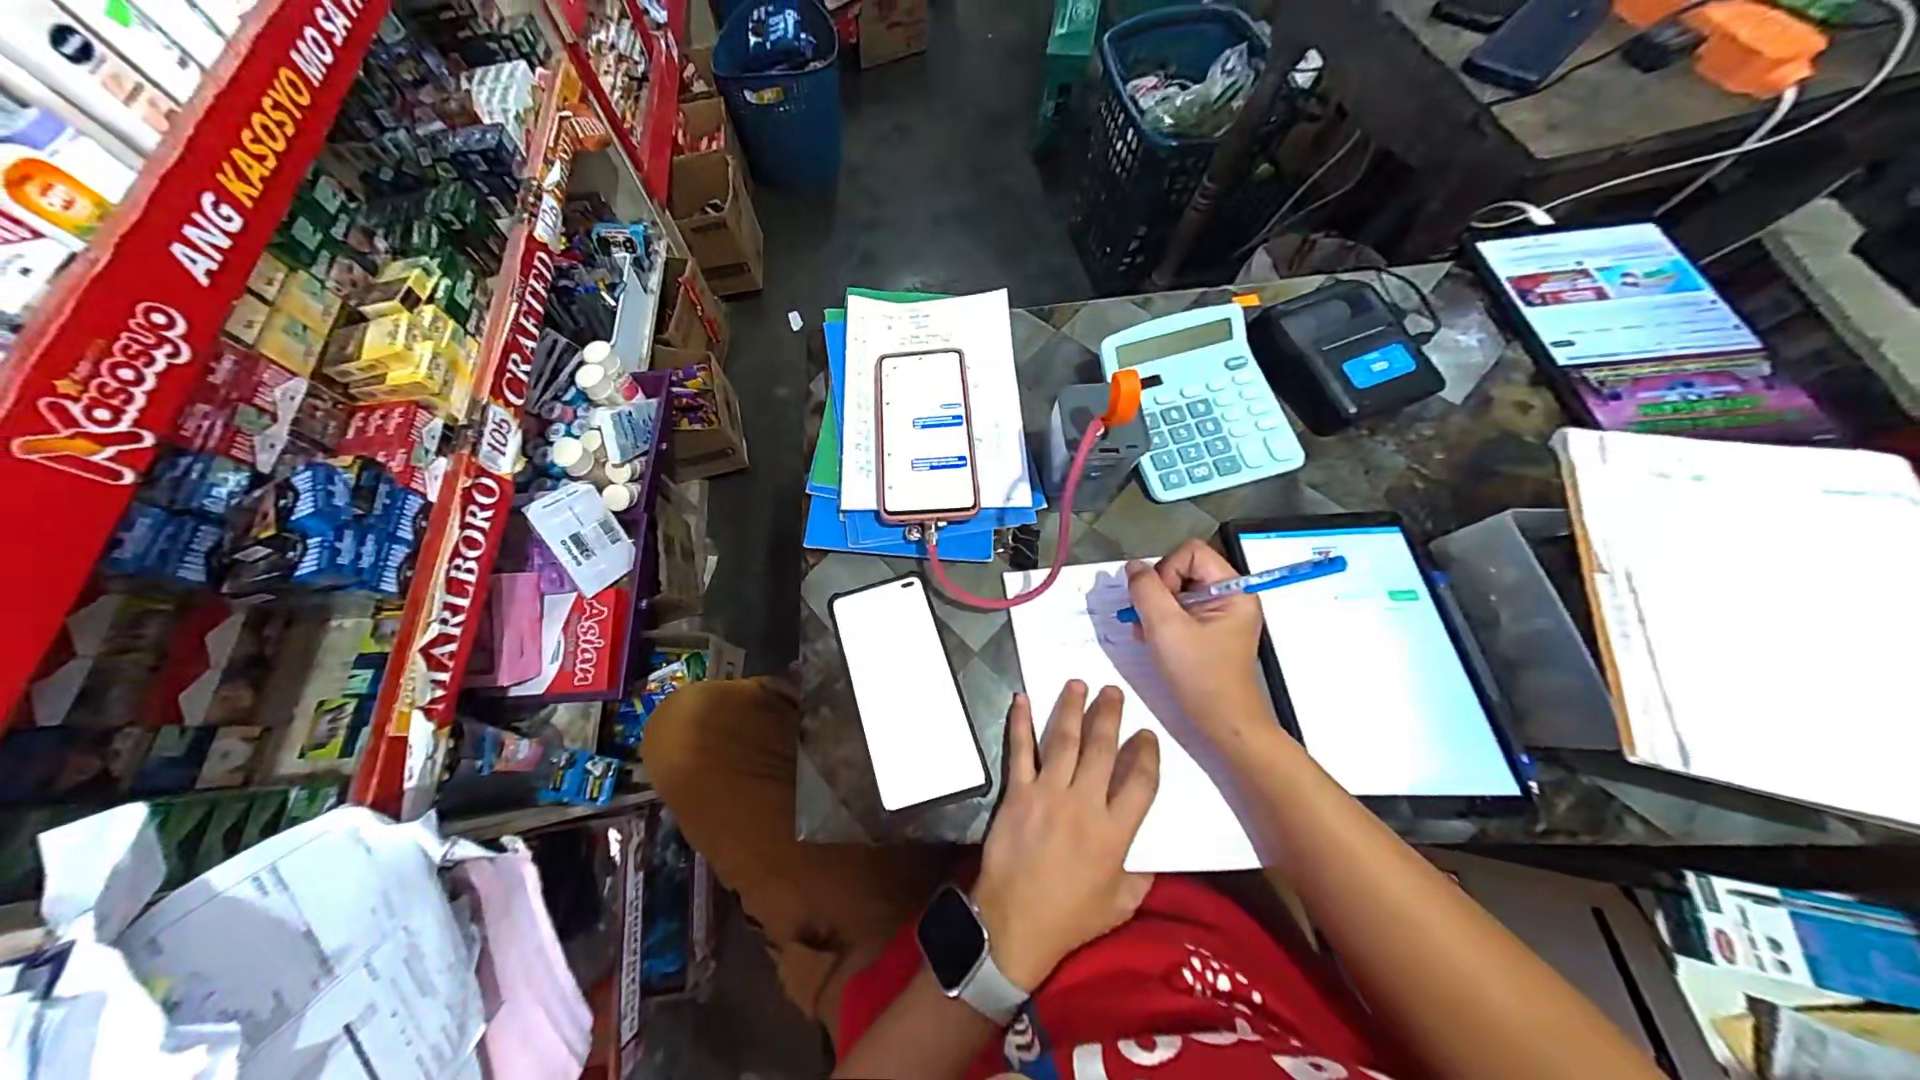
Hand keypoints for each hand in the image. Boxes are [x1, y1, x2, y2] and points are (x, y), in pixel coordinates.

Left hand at [973, 683, 1158, 989]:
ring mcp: (1048, 794)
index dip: (1146, 753)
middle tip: (1113, 692)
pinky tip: (1022, 699)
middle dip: (1109, 716)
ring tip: (1079, 683)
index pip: (1139, 781)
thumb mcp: (1121, 905)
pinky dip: (1021, 723)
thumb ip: (1141, 876)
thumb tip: (1152, 856)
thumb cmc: (1071, 919)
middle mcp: (1084, 804)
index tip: (1146, 734)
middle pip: (1102, 749)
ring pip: (1064, 741)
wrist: (1014, 925)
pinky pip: (1021, 752)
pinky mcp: (1018, 794)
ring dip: (1072, 709)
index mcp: (1115, 832)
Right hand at [1125, 540, 1269, 738]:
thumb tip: (1133, 567)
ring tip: (1146, 632)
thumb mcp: (1166, 628)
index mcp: (1233, 589)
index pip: (1190, 553)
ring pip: (1177, 590)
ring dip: (1155, 607)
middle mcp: (1230, 595)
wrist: (1224, 723)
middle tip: (1146, 619)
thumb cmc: (1200, 676)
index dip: (1166, 571)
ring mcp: (1220, 614)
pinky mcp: (1209, 630)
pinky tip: (1152, 639)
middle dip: (1158, 591)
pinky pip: (1180, 609)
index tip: (1158, 603)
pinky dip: (1162, 620)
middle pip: (1182, 569)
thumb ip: (1146, 591)